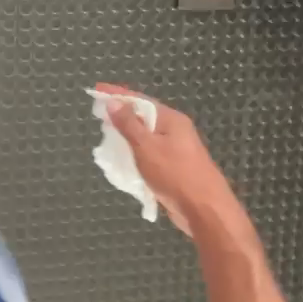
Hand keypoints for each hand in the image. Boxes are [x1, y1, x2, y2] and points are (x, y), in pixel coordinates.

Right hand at [96, 84, 238, 235]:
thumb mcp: (147, 147)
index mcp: (171, 120)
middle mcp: (175, 130)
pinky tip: (123, 158)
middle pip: (144, 116)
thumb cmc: (175, 175)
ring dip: (127, 134)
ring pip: (146, 136)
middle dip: (121, 113)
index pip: (140, 100)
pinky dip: (135, 152)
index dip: (117, 94)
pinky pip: (150, 153)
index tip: (96, 89)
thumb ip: (129, 124)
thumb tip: (113, 102)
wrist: (206, 211)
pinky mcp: (174, 167)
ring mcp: (176, 150)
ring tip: (106, 134)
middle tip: (98, 112)